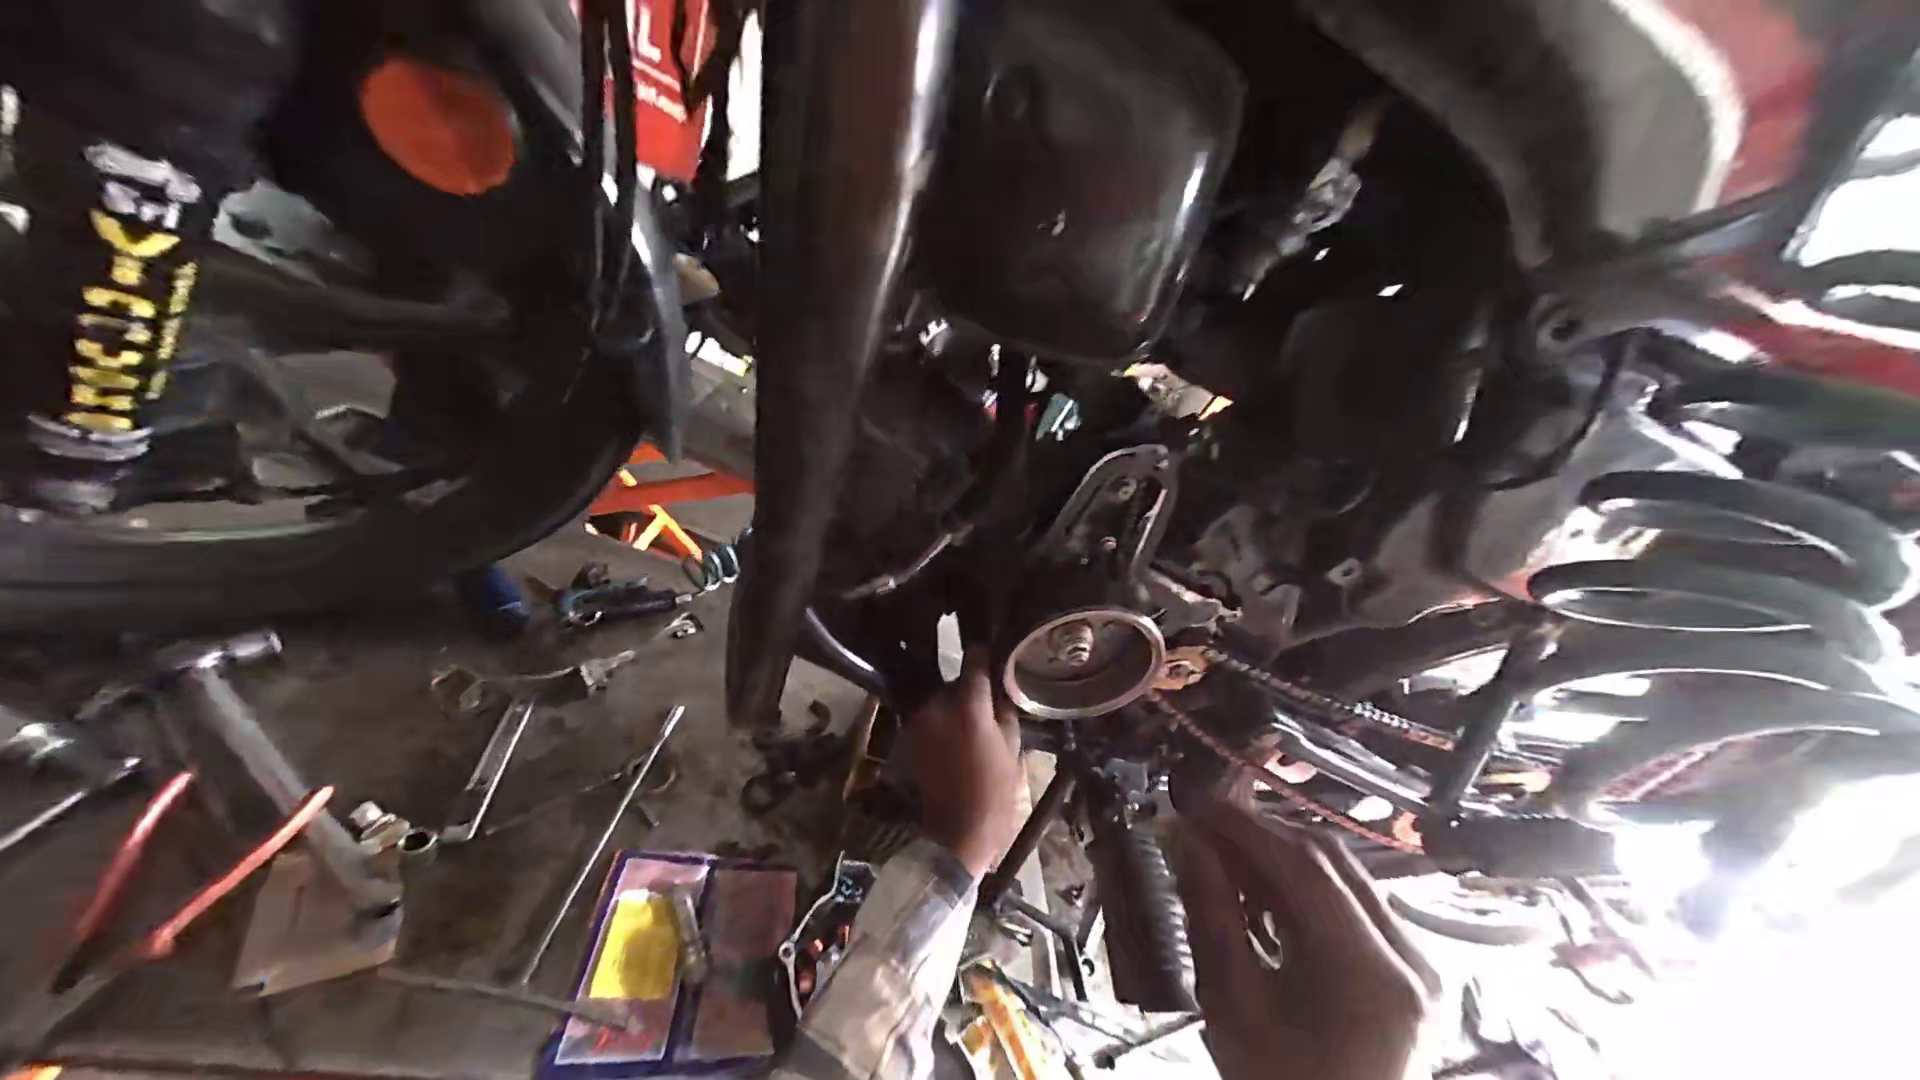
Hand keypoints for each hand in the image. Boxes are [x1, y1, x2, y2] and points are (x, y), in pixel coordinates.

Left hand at [909, 649, 1023, 877]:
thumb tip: (1001, 685)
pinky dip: (940, 720)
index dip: (983, 652)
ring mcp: (918, 721)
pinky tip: (953, 738)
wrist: (957, 832)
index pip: (973, 661)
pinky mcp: (908, 735)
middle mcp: (938, 707)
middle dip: (970, 688)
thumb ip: (1004, 709)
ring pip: (940, 699)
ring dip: (953, 705)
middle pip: (956, 683)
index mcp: (968, 708)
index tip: (990, 649)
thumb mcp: (1012, 748)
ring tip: (970, 725)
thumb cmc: (994, 793)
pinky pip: (928, 716)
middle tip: (987, 702)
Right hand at [1170, 789, 1438, 1079]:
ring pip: (1342, 871)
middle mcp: (1411, 959)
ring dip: (1279, 852)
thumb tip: (1183, 837)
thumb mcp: (1231, 1004)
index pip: (1304, 866)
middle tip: (1203, 828)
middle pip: (1328, 860)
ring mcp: (1419, 962)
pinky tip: (1261, 886)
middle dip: (1258, 834)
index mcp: (1370, 976)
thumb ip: (1210, 912)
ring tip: (1225, 853)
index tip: (1195, 808)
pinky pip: (1352, 897)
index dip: (1244, 827)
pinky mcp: (1411, 967)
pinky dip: (1302, 880)